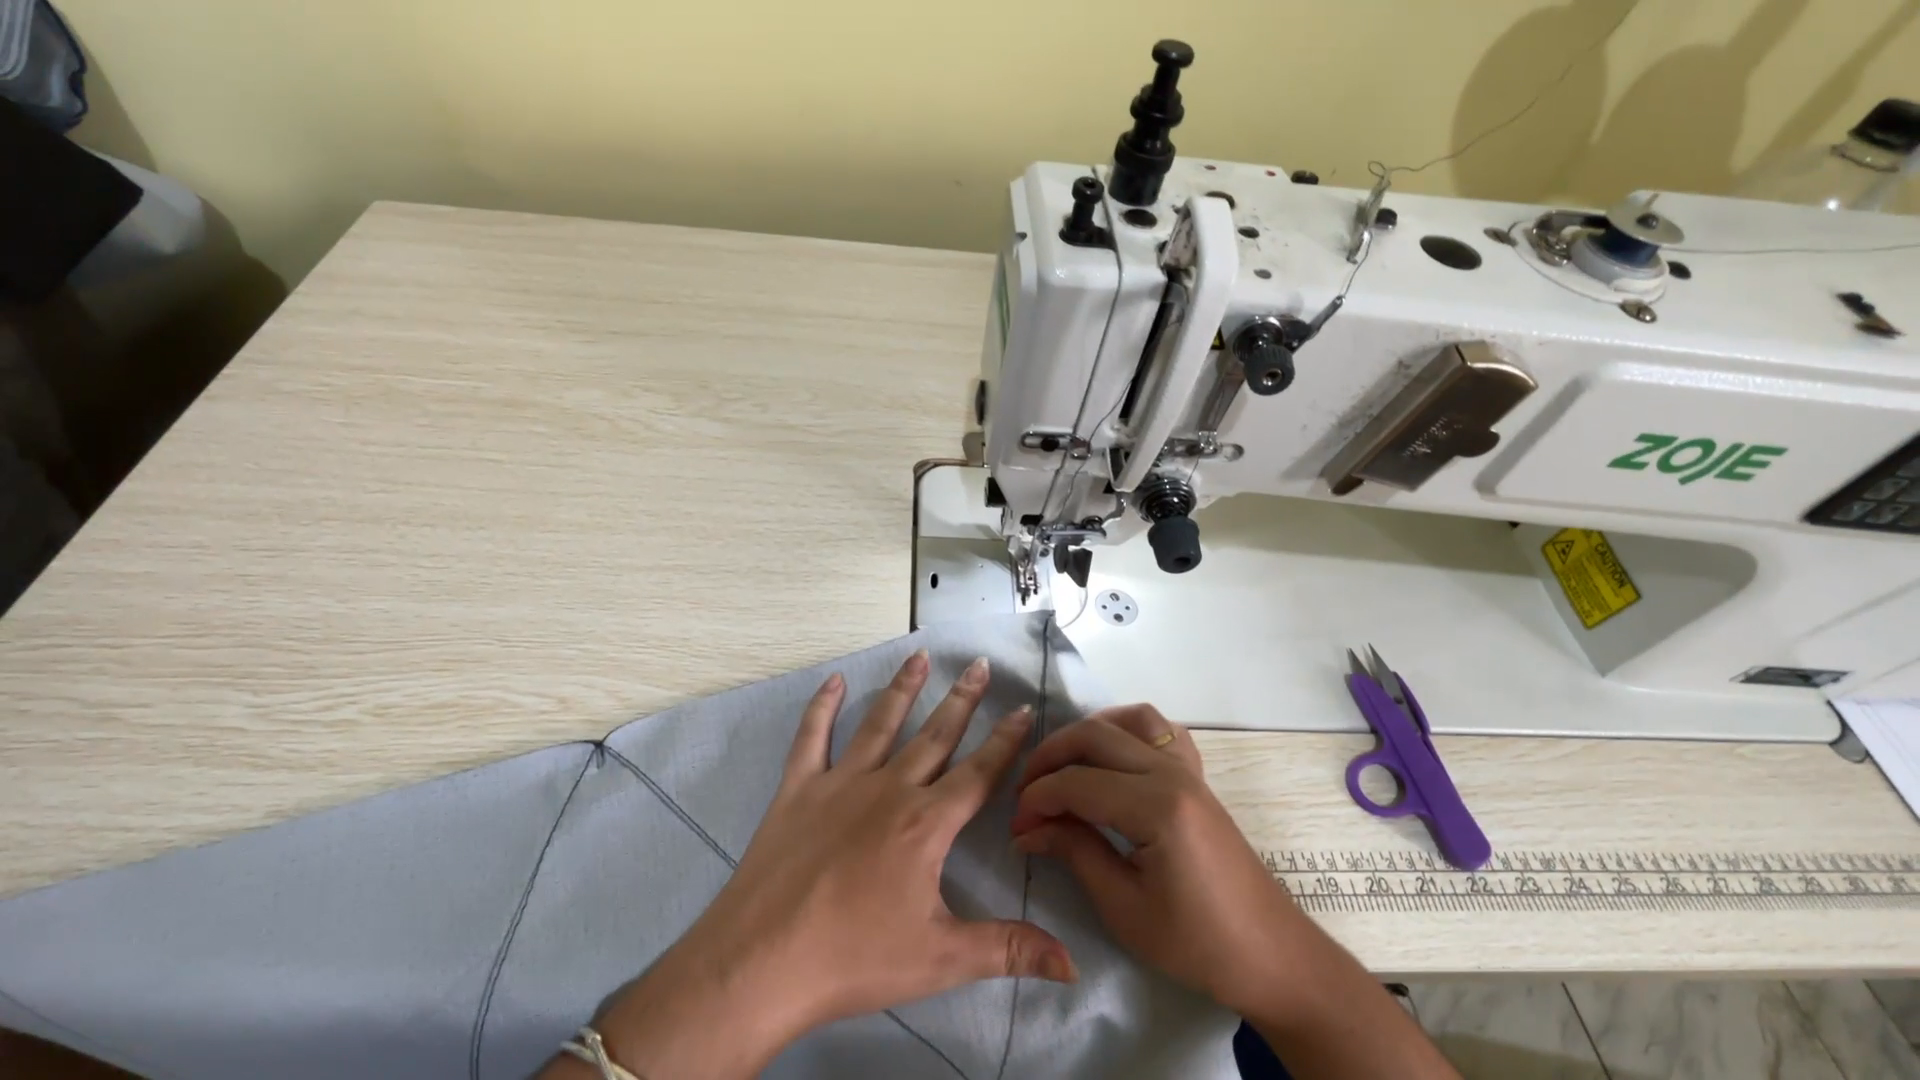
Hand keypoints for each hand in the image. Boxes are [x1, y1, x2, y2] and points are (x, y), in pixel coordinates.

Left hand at [576, 651, 1074, 1079]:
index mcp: (927, 824)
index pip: (979, 772)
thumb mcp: (941, 960)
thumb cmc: (855, 959)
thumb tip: (1074, 964)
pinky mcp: (796, 791)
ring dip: (903, 689)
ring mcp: (839, 785)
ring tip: (920, 656)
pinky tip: (833, 682)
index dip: (1006, 740)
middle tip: (981, 665)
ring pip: (879, 725)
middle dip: (962, 699)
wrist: (762, 962)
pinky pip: (811, 737)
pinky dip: (822, 707)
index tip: (1024, 706)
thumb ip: (1009, 950)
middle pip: (934, 736)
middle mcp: (888, 790)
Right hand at [1009, 705, 1296, 1014]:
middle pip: (1095, 736)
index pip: (1076, 783)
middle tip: (1025, 795)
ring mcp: (1189, 771)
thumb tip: (1027, 829)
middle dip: (1049, 758)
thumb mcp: (1123, 906)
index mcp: (1156, 807)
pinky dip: (1127, 730)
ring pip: (1128, 720)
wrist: (1268, 954)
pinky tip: (1110, 759)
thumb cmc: (1195, 942)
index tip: (1015, 828)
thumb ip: (1075, 853)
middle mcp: (1172, 774)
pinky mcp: (1199, 779)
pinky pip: (1161, 731)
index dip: (1036, 801)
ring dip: (1087, 734)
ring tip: (1061, 767)